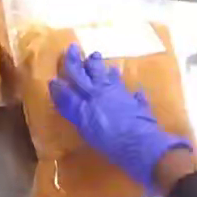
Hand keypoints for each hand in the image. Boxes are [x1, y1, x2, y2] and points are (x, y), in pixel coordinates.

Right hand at [48, 44, 190, 190]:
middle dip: (86, 62)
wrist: (140, 146)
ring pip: (113, 80)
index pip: (77, 76)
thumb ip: (68, 102)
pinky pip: (135, 97)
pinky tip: (136, 92)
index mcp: (91, 95)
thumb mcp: (81, 121)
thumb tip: (55, 83)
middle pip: (94, 73)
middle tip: (80, 50)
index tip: (67, 51)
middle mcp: (107, 92)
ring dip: (107, 72)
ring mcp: (125, 99)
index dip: (70, 65)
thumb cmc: (107, 138)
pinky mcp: (139, 109)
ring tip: (105, 64)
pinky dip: (134, 94)